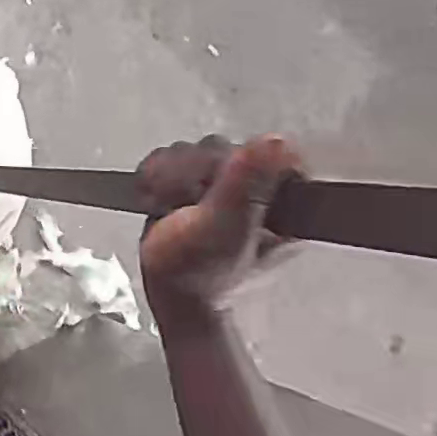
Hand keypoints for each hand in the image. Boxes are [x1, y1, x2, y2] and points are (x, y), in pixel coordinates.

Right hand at [138, 135, 302, 314]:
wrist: (171, 295)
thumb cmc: (202, 273)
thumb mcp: (227, 230)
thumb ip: (247, 185)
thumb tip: (273, 140)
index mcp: (282, 199)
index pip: (262, 151)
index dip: (232, 161)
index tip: (214, 186)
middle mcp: (254, 188)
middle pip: (218, 148)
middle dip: (189, 175)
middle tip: (185, 206)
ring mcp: (220, 186)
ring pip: (189, 151)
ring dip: (167, 180)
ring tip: (167, 208)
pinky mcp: (190, 184)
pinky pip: (168, 159)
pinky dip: (153, 178)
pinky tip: (155, 200)